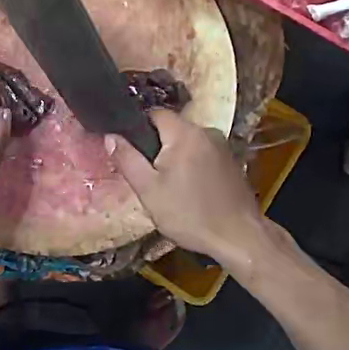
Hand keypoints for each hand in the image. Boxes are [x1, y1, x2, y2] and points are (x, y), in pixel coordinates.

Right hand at [106, 110, 267, 263]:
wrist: (238, 236)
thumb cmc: (189, 214)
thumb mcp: (149, 190)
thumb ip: (127, 159)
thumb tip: (110, 136)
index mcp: (185, 132)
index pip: (155, 113)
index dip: (138, 128)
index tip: (131, 151)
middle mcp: (206, 131)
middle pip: (173, 129)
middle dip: (158, 147)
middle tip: (149, 177)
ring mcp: (223, 146)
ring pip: (189, 143)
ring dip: (176, 158)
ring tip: (169, 187)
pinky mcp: (232, 162)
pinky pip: (204, 154)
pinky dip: (193, 166)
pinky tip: (191, 191)